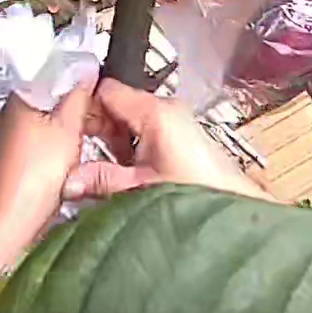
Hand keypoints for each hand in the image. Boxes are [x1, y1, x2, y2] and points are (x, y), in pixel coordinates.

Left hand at [0, 63, 97, 263]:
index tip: (104, 86)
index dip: (82, 76)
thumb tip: (87, 69)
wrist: (15, 216)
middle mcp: (19, 107)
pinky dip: (71, 137)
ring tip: (102, 132)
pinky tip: (85, 147)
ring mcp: (23, 129)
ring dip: (80, 121)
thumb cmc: (34, 174)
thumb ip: (78, 95)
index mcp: (23, 94)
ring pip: (58, 114)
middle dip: (84, 101)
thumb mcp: (66, 128)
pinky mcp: (29, 149)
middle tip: (108, 115)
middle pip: (58, 92)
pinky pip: (55, 133)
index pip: (55, 69)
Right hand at [62, 78, 273, 201]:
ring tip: (106, 170)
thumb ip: (100, 179)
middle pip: (116, 104)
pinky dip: (131, 149)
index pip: (106, 90)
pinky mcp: (182, 138)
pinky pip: (145, 132)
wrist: (243, 222)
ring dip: (114, 143)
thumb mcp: (139, 190)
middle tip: (82, 156)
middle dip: (98, 129)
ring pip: (130, 120)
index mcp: (156, 112)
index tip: (71, 131)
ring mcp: (176, 122)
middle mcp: (167, 110)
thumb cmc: (201, 200)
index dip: (85, 108)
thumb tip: (67, 179)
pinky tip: (127, 174)